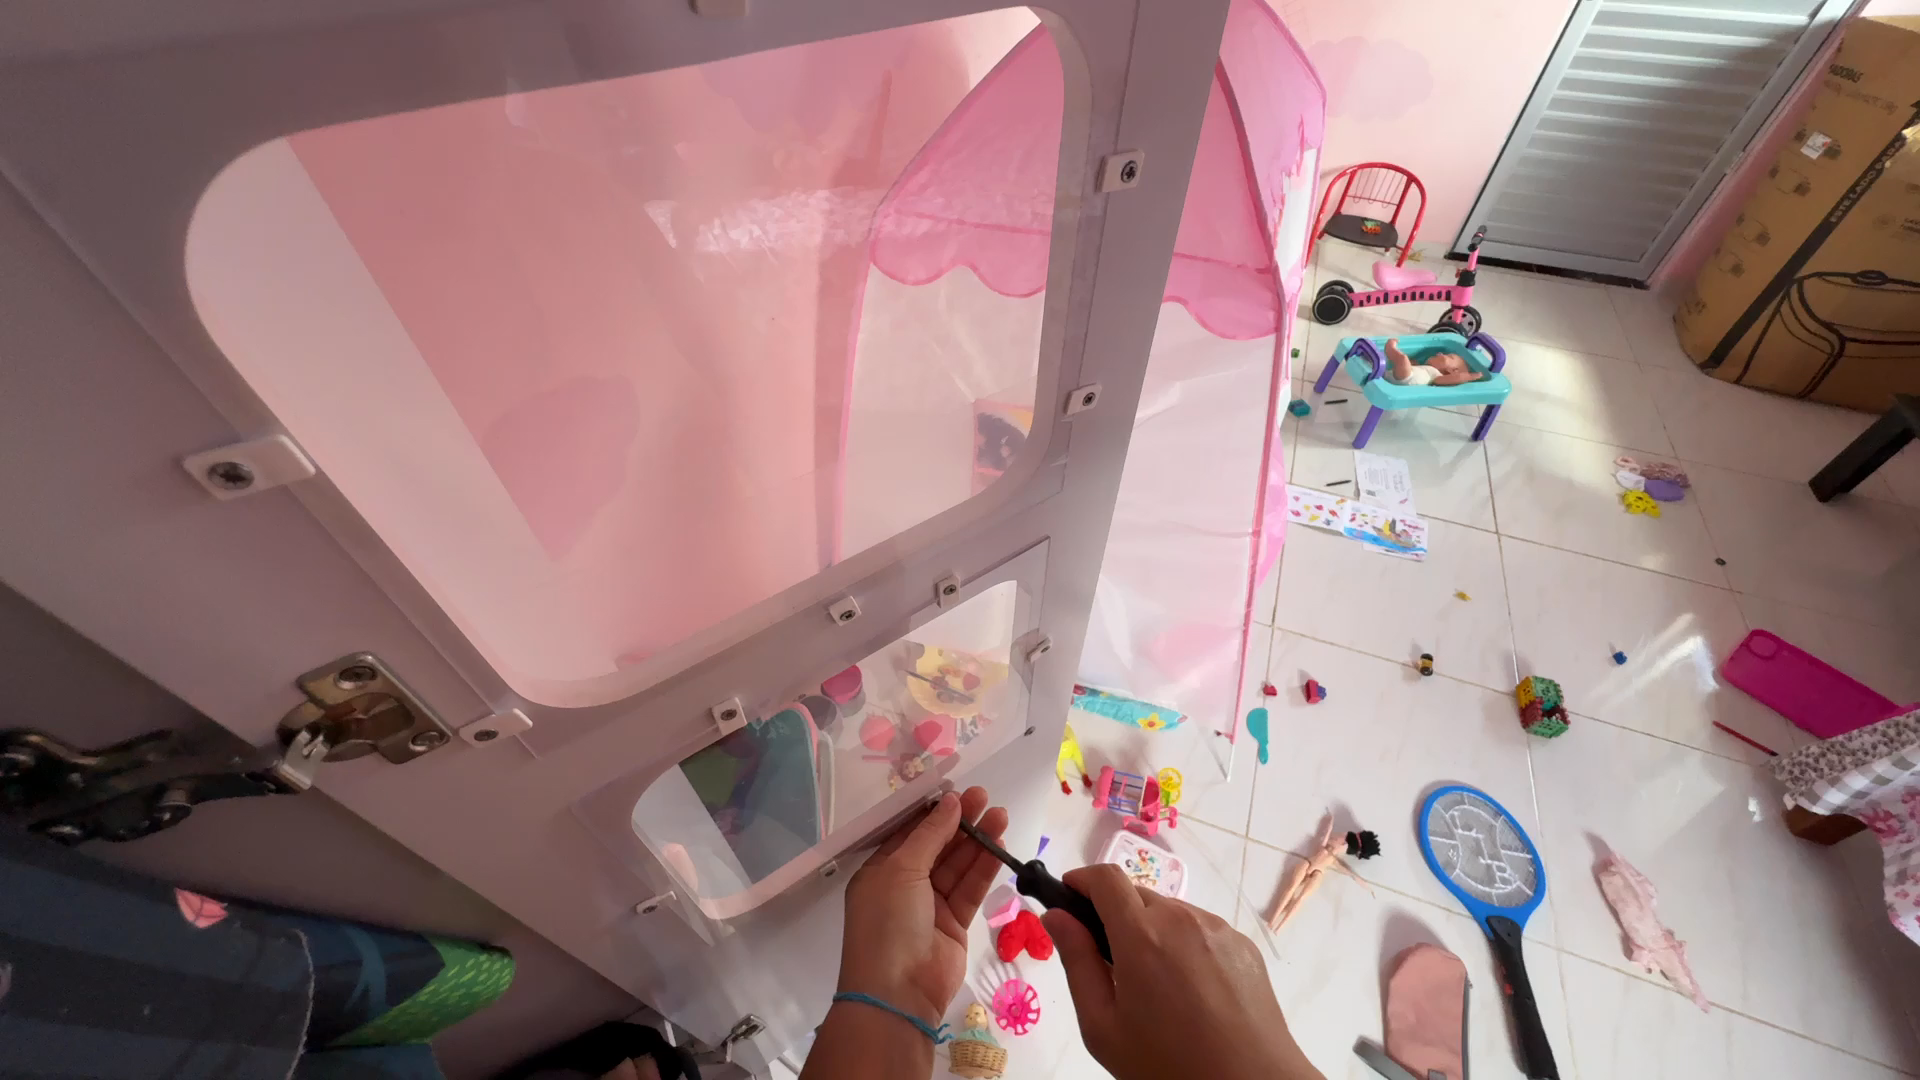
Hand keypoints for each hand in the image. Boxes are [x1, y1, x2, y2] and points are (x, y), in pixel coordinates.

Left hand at [835, 787, 1007, 1023]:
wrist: (898, 995)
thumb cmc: (887, 923)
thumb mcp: (902, 870)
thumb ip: (930, 835)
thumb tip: (951, 802)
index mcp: (881, 870)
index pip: (910, 832)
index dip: (934, 812)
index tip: (958, 791)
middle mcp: (904, 884)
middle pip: (937, 845)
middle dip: (960, 822)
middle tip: (984, 796)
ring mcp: (930, 905)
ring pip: (958, 864)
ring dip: (978, 841)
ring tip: (1000, 814)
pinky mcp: (954, 923)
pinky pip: (970, 888)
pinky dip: (984, 867)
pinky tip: (1000, 845)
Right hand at [1043, 864, 1323, 1079]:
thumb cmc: (1168, 1066)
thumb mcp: (1104, 1027)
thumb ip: (1076, 962)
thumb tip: (1055, 916)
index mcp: (1141, 934)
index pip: (1105, 877)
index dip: (1082, 879)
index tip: (1068, 895)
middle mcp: (1179, 917)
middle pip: (1134, 894)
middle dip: (1115, 915)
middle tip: (1112, 964)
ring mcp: (1215, 926)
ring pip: (1167, 910)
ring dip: (1151, 929)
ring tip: (1158, 984)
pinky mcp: (1241, 941)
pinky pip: (1199, 926)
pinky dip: (1183, 942)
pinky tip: (1192, 989)